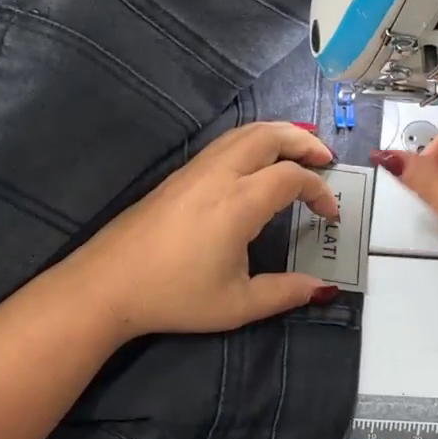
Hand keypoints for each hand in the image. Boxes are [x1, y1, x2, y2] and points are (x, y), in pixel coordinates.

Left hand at [60, 122, 340, 338]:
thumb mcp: (236, 305)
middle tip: (325, 158)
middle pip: (269, 136)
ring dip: (276, 136)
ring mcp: (193, 171)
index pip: (291, 177)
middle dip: (303, 140)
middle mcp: (217, 175)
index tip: (330, 214)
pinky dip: (251, 143)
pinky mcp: (176, 177)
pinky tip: (255, 166)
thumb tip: (320, 289)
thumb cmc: (174, 296)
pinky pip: (222, 145)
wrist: (107, 284)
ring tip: (296, 154)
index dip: (319, 190)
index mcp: (238, 202)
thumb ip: (284, 293)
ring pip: (242, 134)